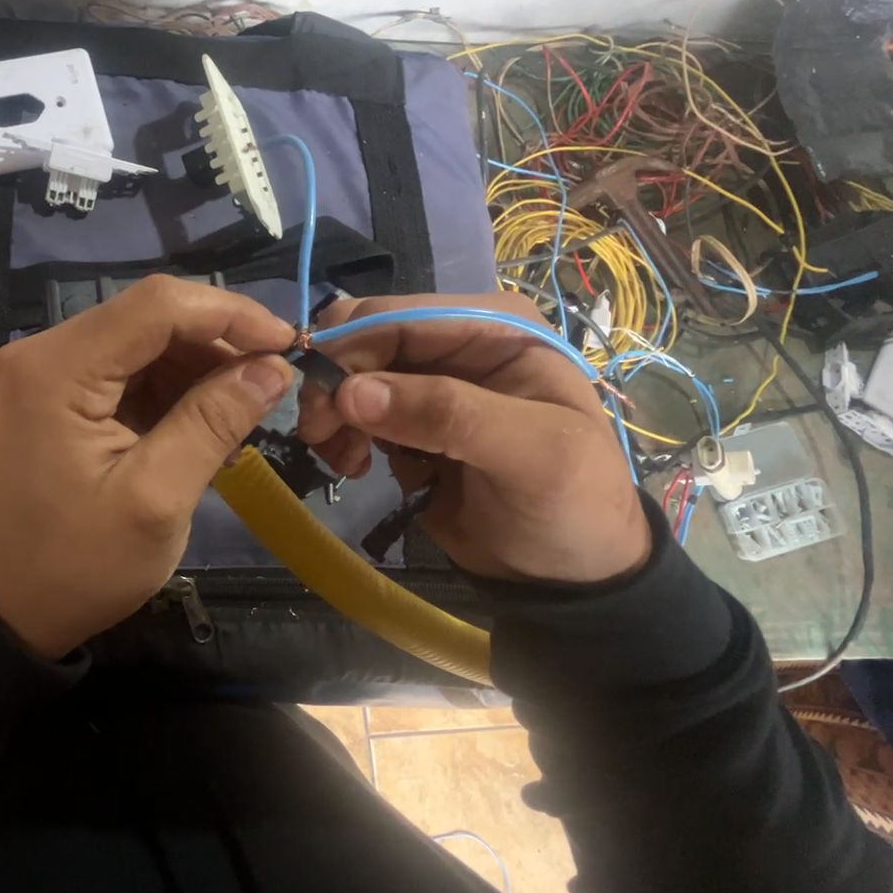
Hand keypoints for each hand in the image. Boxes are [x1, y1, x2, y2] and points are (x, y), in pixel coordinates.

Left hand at [0, 277, 295, 658]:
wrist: (11, 608)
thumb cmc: (80, 565)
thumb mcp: (157, 499)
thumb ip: (214, 421)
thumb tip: (273, 367)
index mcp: (55, 369)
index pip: (155, 304)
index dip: (229, 313)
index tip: (285, 344)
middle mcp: (40, 352)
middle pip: (147, 318)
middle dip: (215, 344)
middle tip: (269, 385)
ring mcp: (42, 371)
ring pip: (140, 341)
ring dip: (195, 368)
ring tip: (239, 413)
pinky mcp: (50, 393)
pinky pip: (122, 370)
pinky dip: (167, 388)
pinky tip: (200, 422)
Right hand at [297, 292, 648, 584]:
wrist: (565, 574)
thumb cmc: (572, 506)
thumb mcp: (530, 455)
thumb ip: (448, 414)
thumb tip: (350, 392)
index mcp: (492, 327)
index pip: (394, 317)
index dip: (347, 352)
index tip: (324, 409)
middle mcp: (453, 341)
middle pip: (360, 339)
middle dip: (332, 383)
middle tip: (320, 434)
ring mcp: (426, 381)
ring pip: (347, 373)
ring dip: (331, 414)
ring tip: (341, 460)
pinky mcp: (403, 419)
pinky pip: (348, 409)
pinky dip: (337, 434)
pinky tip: (351, 466)